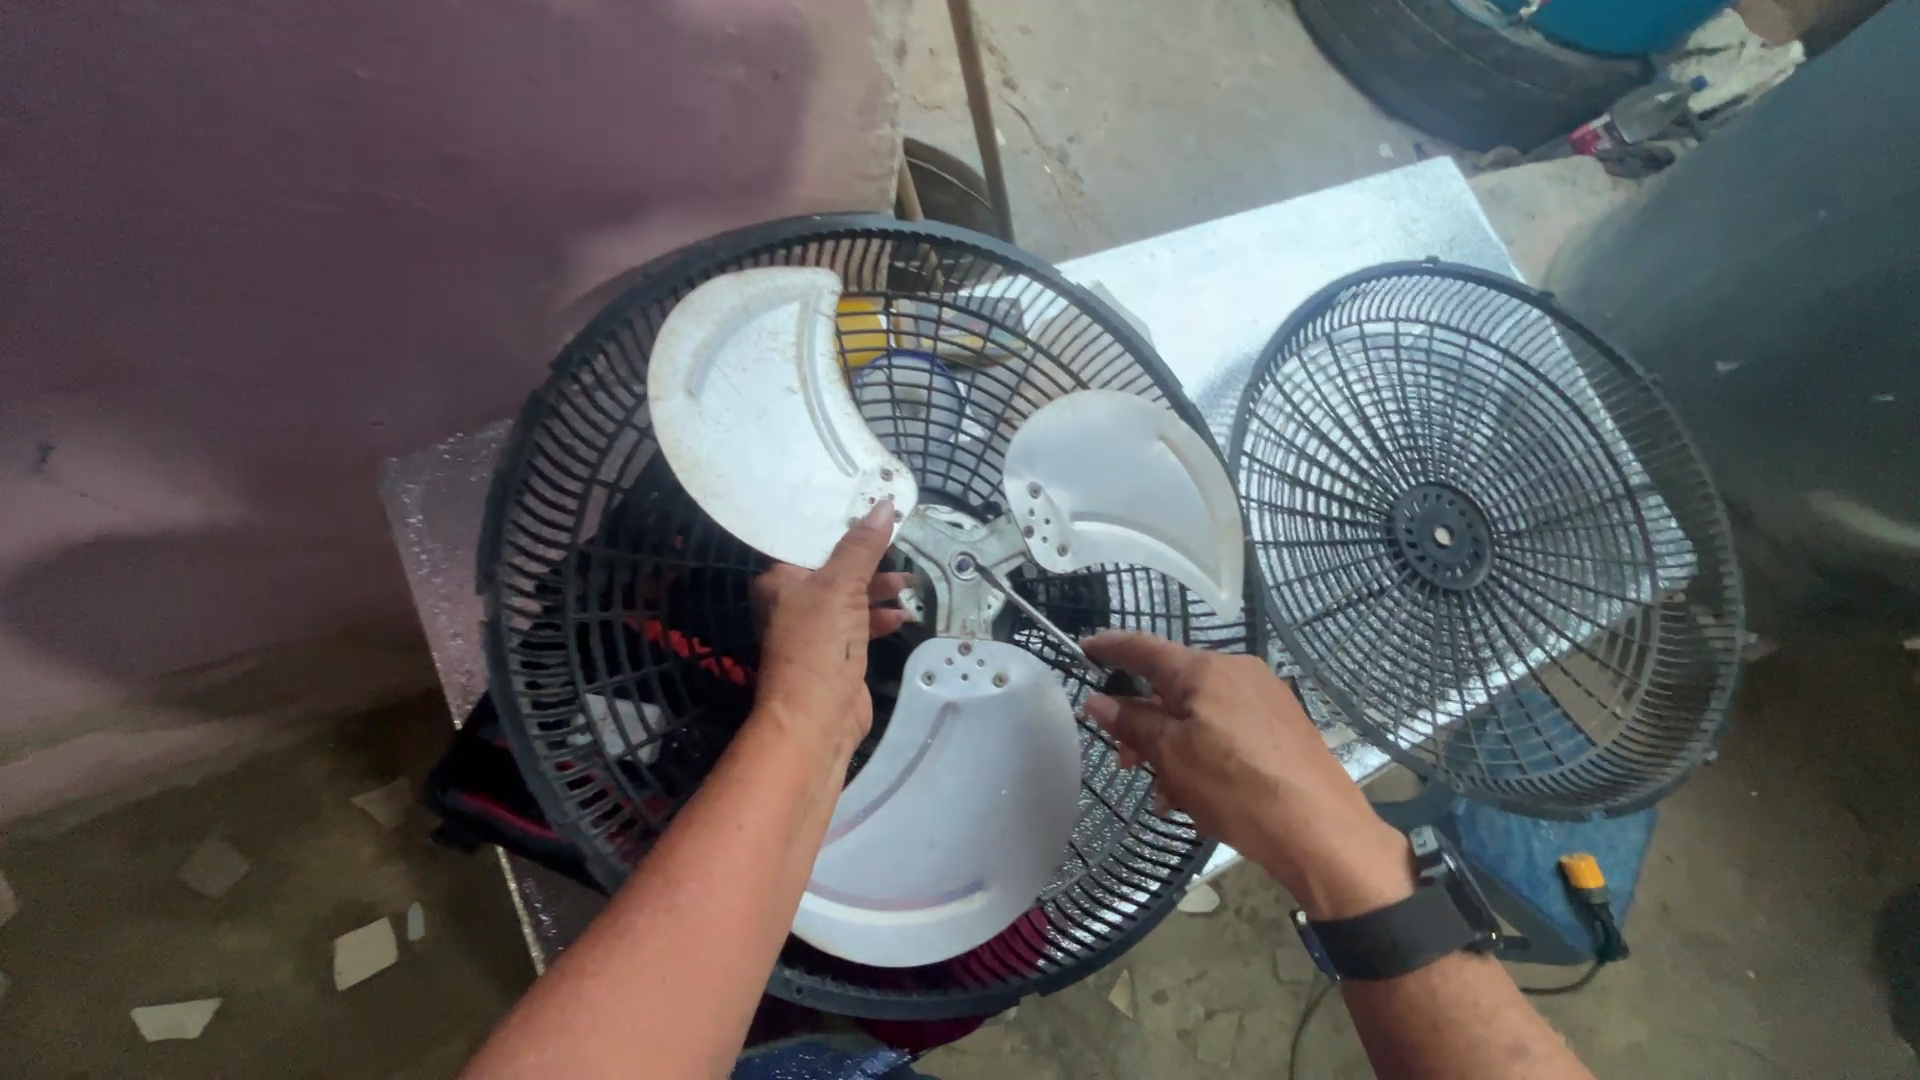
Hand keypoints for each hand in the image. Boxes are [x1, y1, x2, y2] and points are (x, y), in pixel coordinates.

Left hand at [749, 500, 911, 753]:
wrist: (816, 718)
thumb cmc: (819, 644)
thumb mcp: (841, 586)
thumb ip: (863, 546)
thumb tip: (885, 504)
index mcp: (779, 581)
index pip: (810, 541)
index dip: (842, 526)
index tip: (873, 508)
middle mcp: (791, 602)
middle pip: (834, 568)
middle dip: (869, 560)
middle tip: (899, 546)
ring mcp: (813, 629)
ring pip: (850, 597)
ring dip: (879, 590)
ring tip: (909, 585)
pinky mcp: (834, 652)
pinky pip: (859, 624)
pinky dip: (879, 618)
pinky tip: (901, 617)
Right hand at [1082, 632, 1413, 919]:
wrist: (1324, 835)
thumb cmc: (1237, 788)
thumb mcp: (1172, 756)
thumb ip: (1132, 722)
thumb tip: (1098, 700)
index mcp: (1205, 669)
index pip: (1143, 647)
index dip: (1110, 647)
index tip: (1083, 649)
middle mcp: (1236, 671)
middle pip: (1172, 684)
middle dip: (1142, 719)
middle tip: (1125, 760)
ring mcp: (1265, 696)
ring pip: (1198, 710)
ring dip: (1171, 744)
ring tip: (1165, 793)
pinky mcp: (1283, 724)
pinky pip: (1226, 725)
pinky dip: (1202, 749)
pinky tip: (1197, 792)